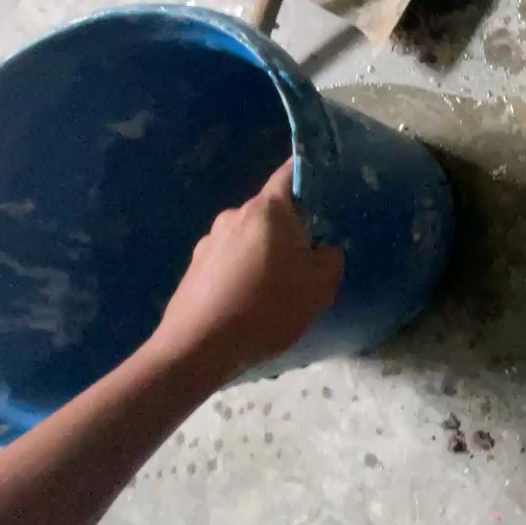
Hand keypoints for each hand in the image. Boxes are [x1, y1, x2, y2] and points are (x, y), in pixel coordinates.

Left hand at [145, 159, 343, 380]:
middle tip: (311, 252)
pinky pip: (232, 258)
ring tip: (280, 284)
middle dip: (294, 225)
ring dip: (268, 250)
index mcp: (268, 210)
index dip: (314, 171)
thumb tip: (319, 248)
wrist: (195, 353)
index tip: (331, 182)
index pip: (292, 172)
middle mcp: (234, 216)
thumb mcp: (322, 282)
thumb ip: (330, 254)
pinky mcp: (194, 269)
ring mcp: (209, 242)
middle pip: (274, 210)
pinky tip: (254, 299)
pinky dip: (246, 270)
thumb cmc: (266, 307)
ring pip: (252, 236)